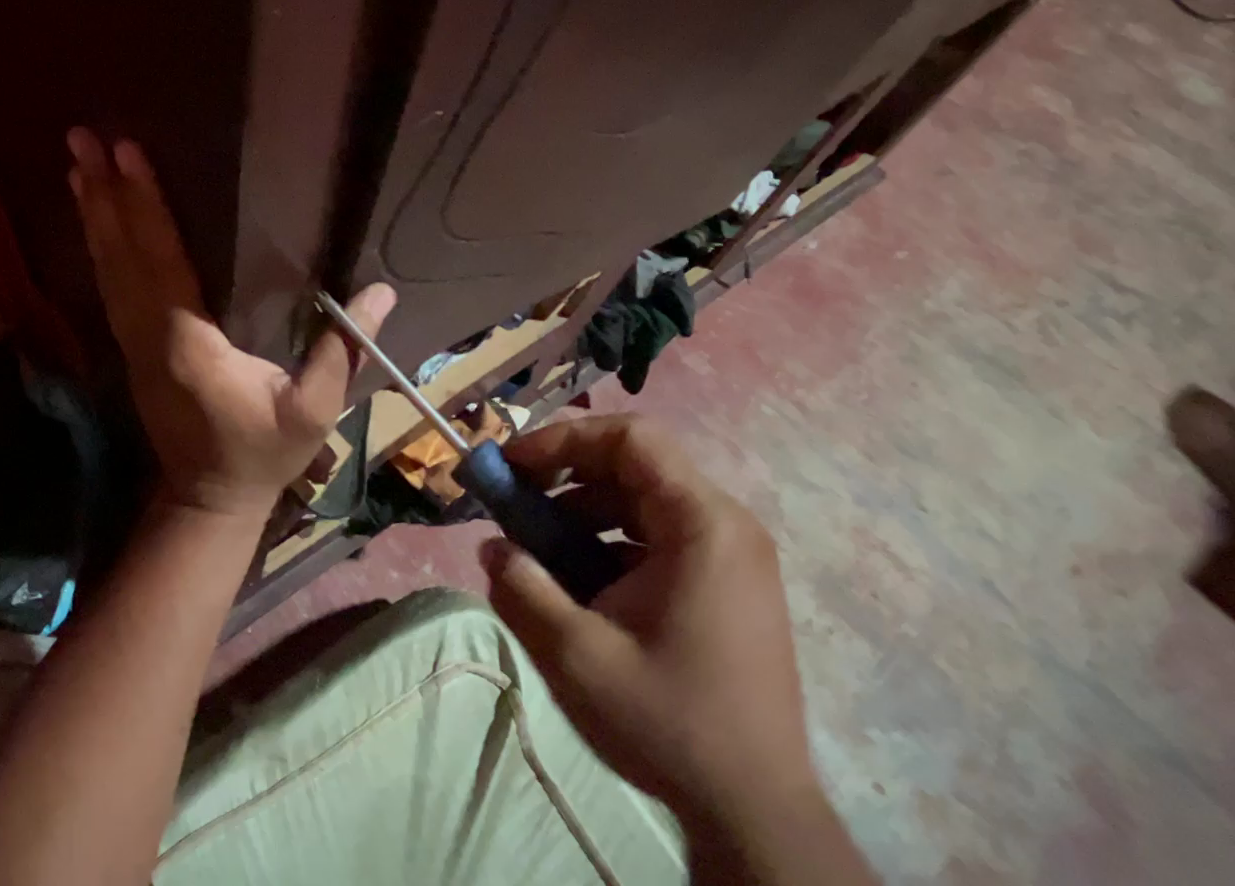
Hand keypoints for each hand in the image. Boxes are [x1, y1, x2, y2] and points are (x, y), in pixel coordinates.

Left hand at [67, 128, 394, 518]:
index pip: (163, 263)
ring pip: (108, 271)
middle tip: (82, 137)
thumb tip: (382, 293)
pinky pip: (110, 290)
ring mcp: (134, 346)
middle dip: (104, 196)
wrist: (208, 499)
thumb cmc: (261, 455)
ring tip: (77, 164)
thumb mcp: (313, 411)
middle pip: (123, 257)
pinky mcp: (132, 352)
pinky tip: (93, 222)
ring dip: (93, 216)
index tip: (127, 156)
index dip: (145, 208)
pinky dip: (100, 249)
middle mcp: (151, 338)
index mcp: (191, 346)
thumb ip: (342, 352)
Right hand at [483, 414, 815, 824]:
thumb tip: (491, 546)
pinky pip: (660, 539)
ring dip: (584, 513)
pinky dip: (611, 543)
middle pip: (637, 466)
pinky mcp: (728, 586)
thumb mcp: (575, 654)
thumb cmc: (666, 720)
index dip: (562, 439)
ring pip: (645, 502)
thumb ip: (523, 588)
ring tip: (537, 550)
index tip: (510, 467)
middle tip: (512, 506)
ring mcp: (733, 557)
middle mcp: (726, 526)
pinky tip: (579, 585)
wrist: (752, 805)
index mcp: (702, 525)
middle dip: (565, 477)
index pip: (631, 438)